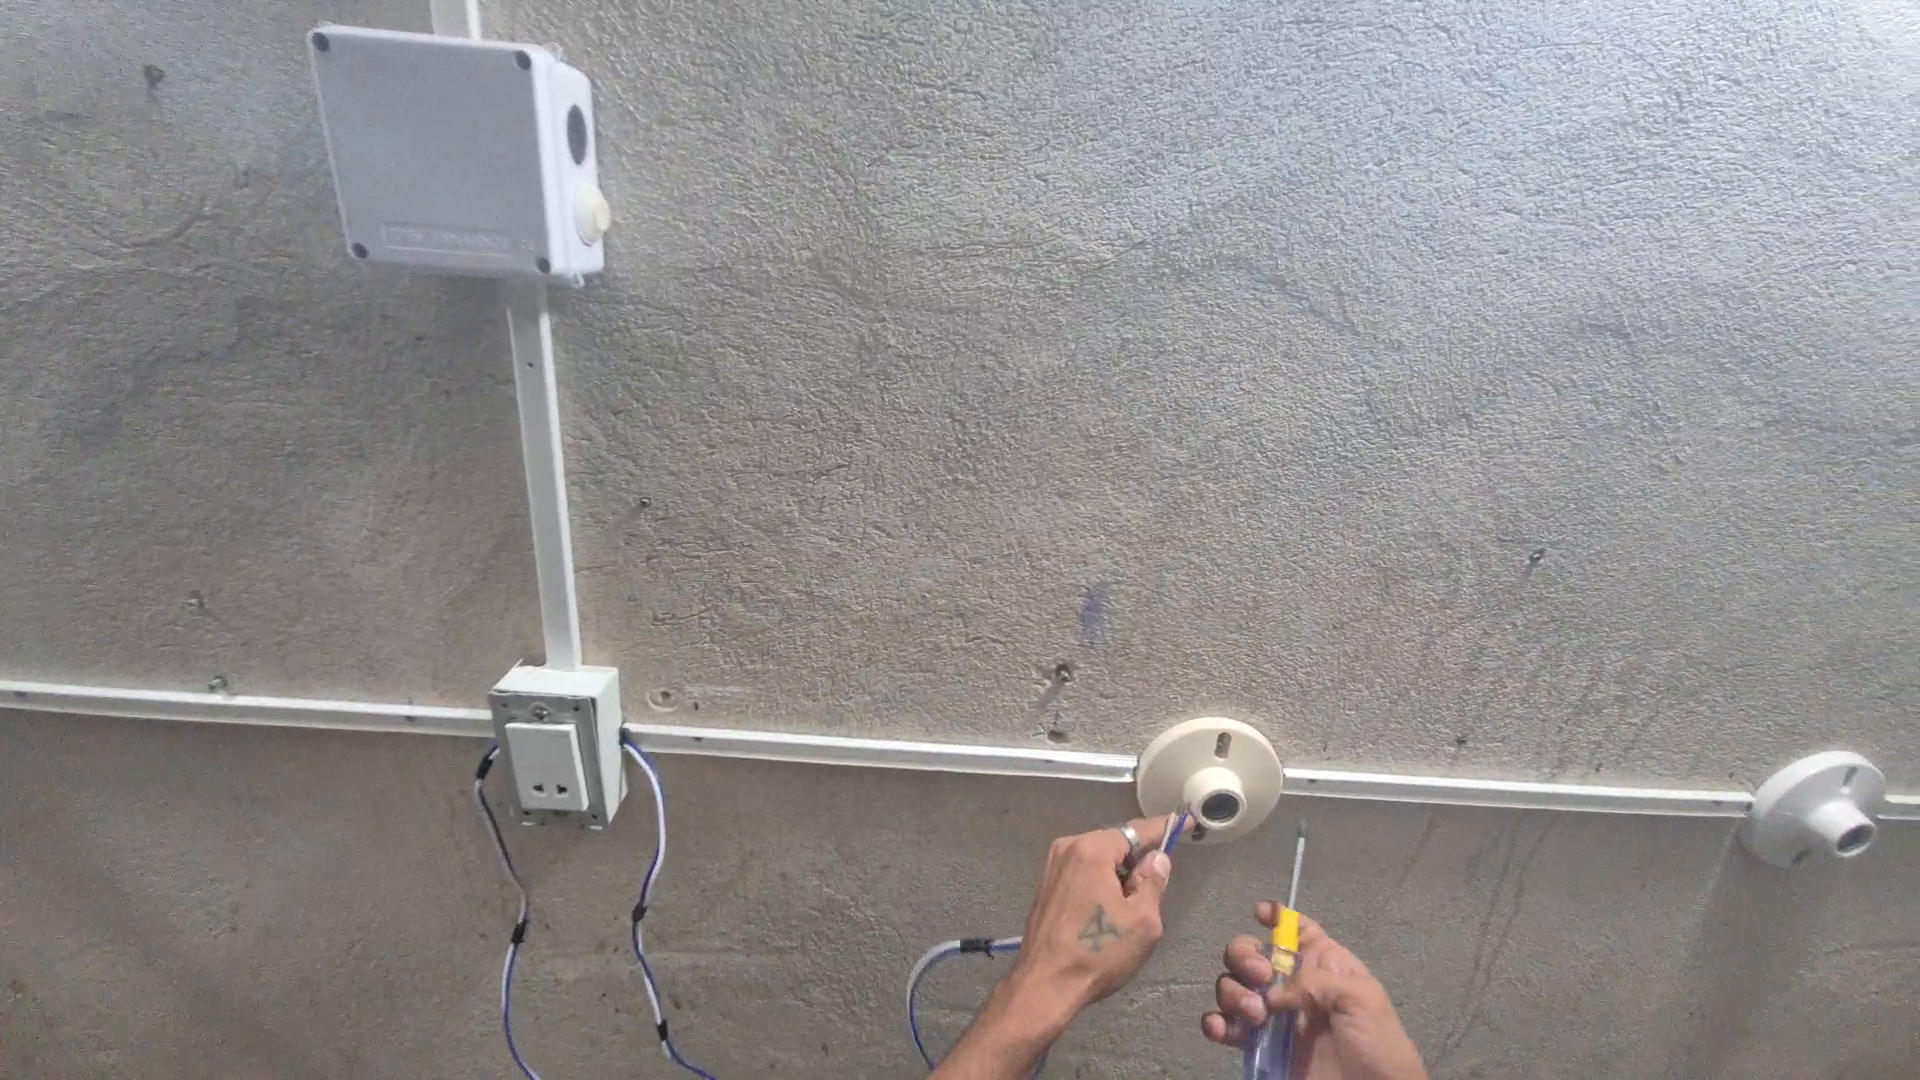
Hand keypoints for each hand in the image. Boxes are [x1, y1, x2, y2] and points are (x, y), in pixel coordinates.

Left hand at [932, 815, 1176, 1078]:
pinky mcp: (1047, 883)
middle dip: (1137, 860)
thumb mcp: (1142, 921)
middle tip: (1154, 887)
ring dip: (1118, 873)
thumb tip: (1157, 858)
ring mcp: (1053, 864)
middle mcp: (1069, 846)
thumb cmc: (1098, 951)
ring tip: (1129, 906)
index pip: (1136, 832)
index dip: (1163, 828)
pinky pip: (1082, 870)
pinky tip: (1106, 909)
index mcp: (1092, 849)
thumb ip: (1152, 883)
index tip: (1184, 821)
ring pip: (1098, 858)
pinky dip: (1100, 880)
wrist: (1045, 983)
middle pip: (1115, 844)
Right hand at [1203, 907, 1427, 1079]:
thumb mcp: (1362, 999)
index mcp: (1321, 967)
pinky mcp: (1259, 1049)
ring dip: (1233, 992)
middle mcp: (1292, 986)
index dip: (1275, 915)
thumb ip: (1315, 981)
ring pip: (1231, 985)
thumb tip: (1273, 997)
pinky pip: (1223, 1026)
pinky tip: (1222, 1030)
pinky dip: (1215, 1023)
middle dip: (1243, 955)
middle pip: (1249, 951)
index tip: (1259, 914)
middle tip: (1259, 976)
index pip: (1295, 929)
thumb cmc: (1379, 1048)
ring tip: (1254, 1015)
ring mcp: (1272, 1018)